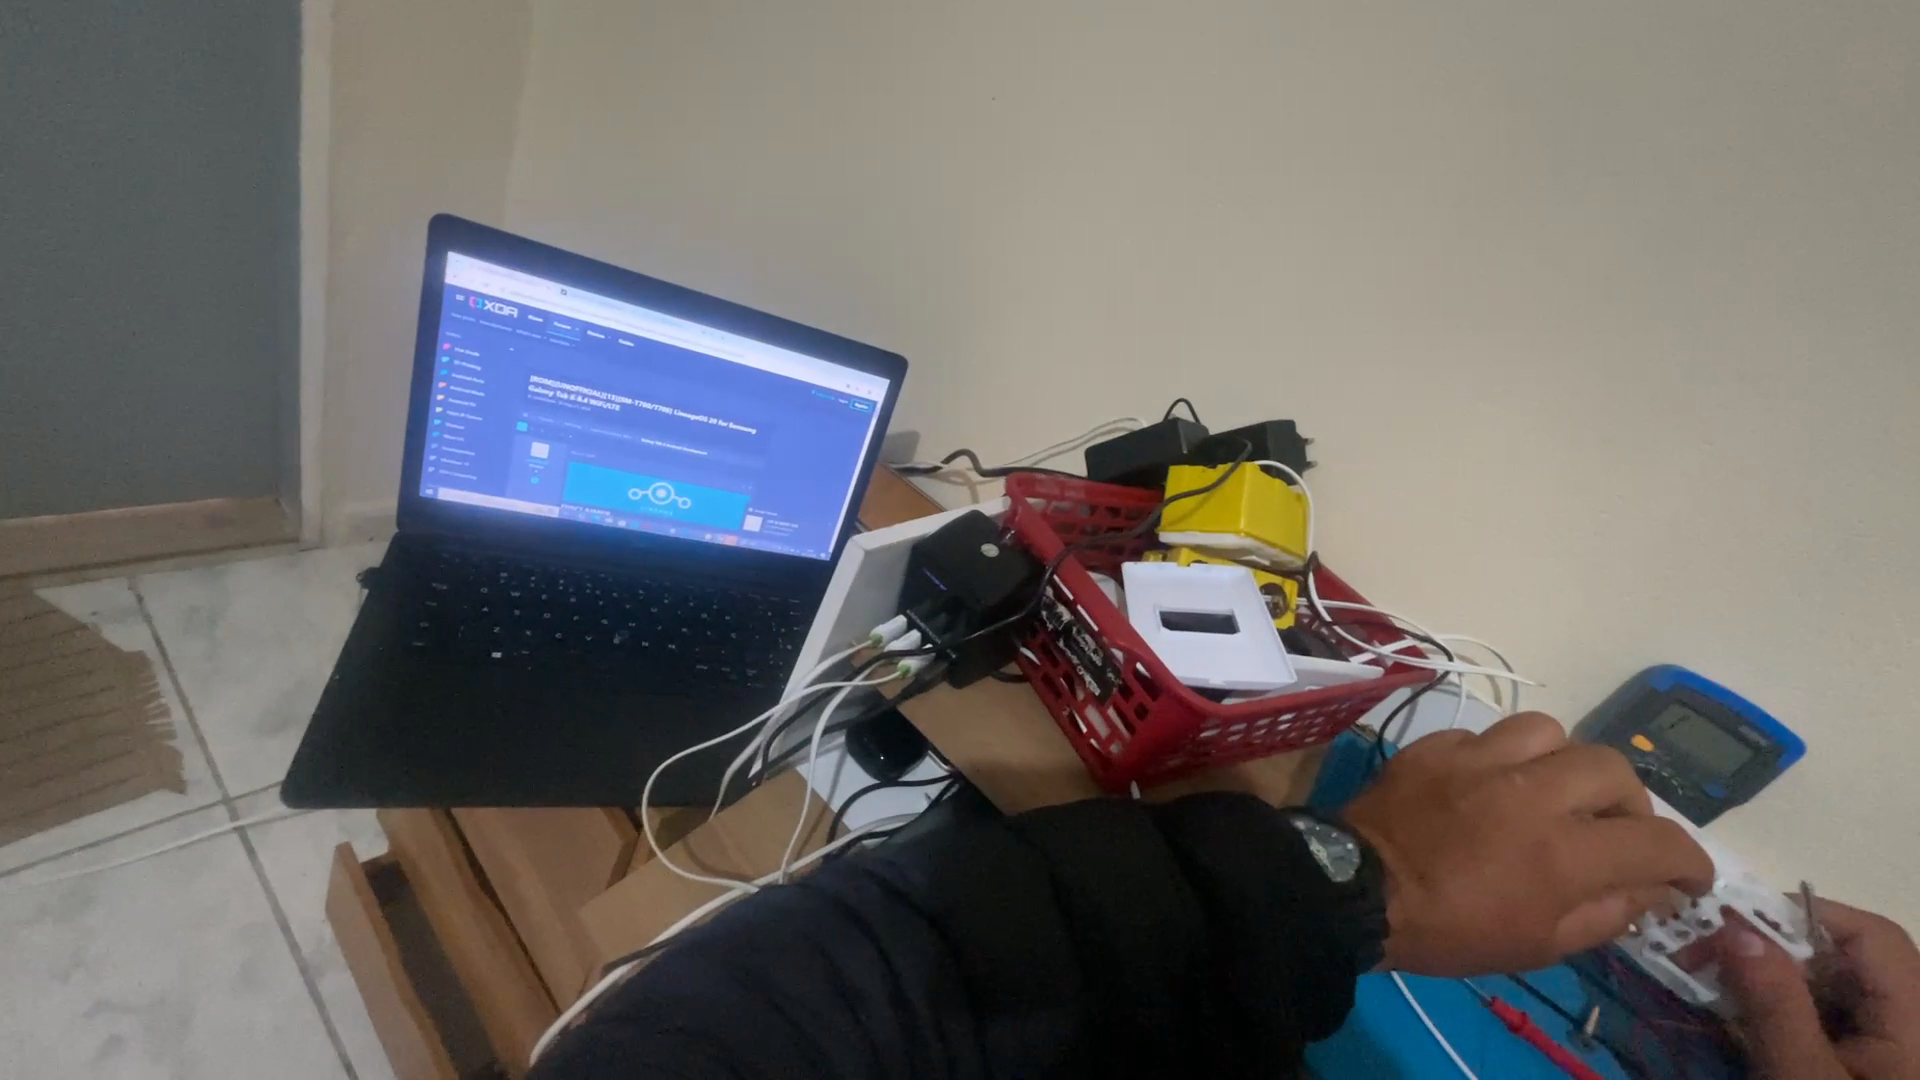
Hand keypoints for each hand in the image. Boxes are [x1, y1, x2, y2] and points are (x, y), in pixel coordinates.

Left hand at [1343, 711, 1713, 975]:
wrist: (1357, 887)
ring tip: (1548, 790)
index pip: (1661, 840)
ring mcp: (1474, 759)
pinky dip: (1497, 755)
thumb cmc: (1450, 928)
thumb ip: (1609, 910)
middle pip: (1610, 766)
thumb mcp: (1542, 944)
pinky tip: (1486, 782)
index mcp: (1564, 850)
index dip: (1688, 861)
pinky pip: (1482, 734)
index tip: (1681, 875)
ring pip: (1546, 730)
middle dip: (1627, 800)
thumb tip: (1653, 885)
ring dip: (1561, 760)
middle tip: (1608, 827)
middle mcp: (1527, 790)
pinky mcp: (1431, 746)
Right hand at [1717, 898, 1919, 1077]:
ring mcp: (1907, 1045)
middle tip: (1706, 961)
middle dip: (1773, 948)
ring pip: (1839, 984)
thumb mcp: (1803, 1078)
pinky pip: (1840, 1014)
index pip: (1871, 934)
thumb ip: (1773, 1002)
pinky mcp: (1888, 1062)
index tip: (1728, 927)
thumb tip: (1735, 926)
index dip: (1799, 914)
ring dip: (1774, 978)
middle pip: (1850, 956)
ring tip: (1722, 996)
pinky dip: (1792, 1008)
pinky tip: (1756, 1027)